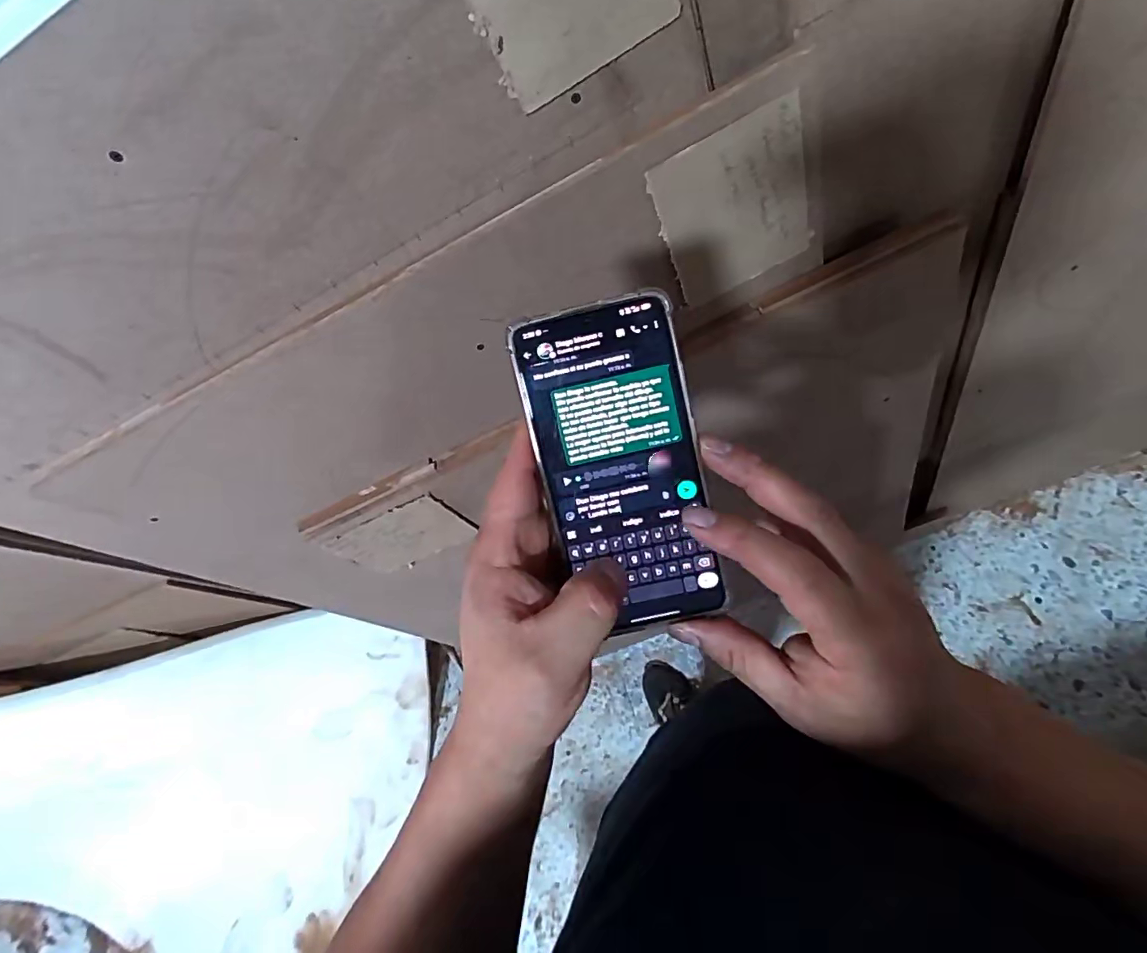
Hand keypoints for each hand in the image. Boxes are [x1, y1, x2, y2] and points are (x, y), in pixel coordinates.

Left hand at [451, 428, 622, 776]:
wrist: (512, 740)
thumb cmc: (516, 695)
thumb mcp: (552, 651)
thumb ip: (588, 603)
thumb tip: (618, 563)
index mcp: (500, 556)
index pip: (515, 485)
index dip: (532, 443)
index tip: (559, 405)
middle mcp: (518, 554)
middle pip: (550, 498)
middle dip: (581, 466)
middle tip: (624, 434)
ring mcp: (541, 573)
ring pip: (573, 525)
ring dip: (602, 503)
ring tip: (645, 472)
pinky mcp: (561, 592)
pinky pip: (587, 555)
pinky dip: (611, 541)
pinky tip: (645, 530)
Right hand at [670, 437, 981, 768]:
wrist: (942, 712)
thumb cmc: (868, 718)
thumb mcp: (798, 703)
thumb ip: (741, 656)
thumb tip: (683, 622)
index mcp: (851, 625)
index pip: (788, 566)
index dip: (738, 537)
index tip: (692, 517)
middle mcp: (867, 579)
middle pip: (809, 511)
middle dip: (757, 472)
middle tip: (709, 446)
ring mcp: (874, 561)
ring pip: (814, 506)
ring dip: (767, 475)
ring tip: (721, 455)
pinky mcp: (869, 555)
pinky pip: (819, 518)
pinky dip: (781, 495)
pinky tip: (751, 489)